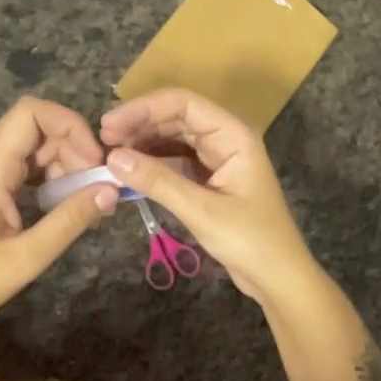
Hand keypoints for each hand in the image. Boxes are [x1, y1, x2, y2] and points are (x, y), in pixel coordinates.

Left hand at [0, 97, 117, 334]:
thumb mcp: (25, 258)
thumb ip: (70, 220)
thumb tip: (111, 191)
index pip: (32, 112)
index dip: (72, 126)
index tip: (96, 163)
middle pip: (35, 130)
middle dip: (74, 152)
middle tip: (97, 192)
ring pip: (28, 148)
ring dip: (63, 168)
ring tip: (84, 204)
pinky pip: (16, 167)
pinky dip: (44, 179)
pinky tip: (60, 207)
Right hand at [100, 89, 315, 300]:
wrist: (278, 276)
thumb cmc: (250, 240)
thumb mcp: (201, 210)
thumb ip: (158, 181)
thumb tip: (113, 158)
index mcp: (234, 136)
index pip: (183, 104)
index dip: (143, 108)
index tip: (108, 125)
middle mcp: (227, 141)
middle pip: (176, 118)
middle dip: (139, 125)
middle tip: (102, 143)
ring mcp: (219, 161)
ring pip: (174, 140)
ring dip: (144, 145)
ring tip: (110, 158)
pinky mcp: (211, 182)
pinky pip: (177, 163)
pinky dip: (154, 166)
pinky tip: (129, 174)